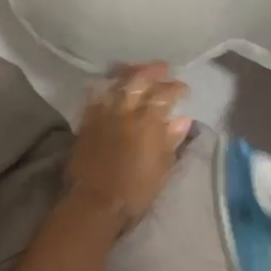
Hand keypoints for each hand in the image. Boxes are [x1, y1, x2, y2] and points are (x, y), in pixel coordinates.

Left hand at [65, 62, 191, 225]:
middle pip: (138, 80)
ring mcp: (102, 114)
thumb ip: (171, 139)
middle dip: (152, 71)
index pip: (165, 93)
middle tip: (162, 68)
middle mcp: (124, 110)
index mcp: (148, 121)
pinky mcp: (86, 123)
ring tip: (137, 72)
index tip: (184, 90)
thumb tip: (181, 118)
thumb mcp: (162, 168)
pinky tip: (110, 88)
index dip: (176, 88)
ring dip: (128, 75)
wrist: (94, 202)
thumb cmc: (135, 190)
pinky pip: (95, 98)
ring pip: (115, 84)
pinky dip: (105, 89)